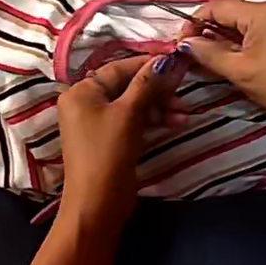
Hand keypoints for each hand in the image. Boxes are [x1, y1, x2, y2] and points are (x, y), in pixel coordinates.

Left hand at [55, 54, 187, 233]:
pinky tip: (175, 122)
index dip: (148, 64)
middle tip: (182, 93)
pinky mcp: (110, 139)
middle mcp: (85, 102)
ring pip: (133, 103)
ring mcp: (97, 122)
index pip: (118, 68)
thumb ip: (147, 84)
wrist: (97, 205)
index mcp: (81, 91)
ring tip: (184, 114)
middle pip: (127, 85)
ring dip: (159, 106)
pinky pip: (133, 119)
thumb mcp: (128, 114)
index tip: (176, 61)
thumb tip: (166, 59)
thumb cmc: (107, 153)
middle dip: (157, 89)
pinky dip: (152, 119)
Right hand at [181, 0, 265, 134]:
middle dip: (208, 31)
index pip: (216, 7)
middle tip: (191, 54)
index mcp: (263, 9)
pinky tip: (231, 58)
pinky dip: (241, 41)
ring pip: (242, 21)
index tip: (179, 44)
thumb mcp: (240, 71)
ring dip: (224, 38)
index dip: (194, 23)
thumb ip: (208, 53)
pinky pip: (257, 28)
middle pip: (229, 12)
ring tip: (209, 59)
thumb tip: (183, 43)